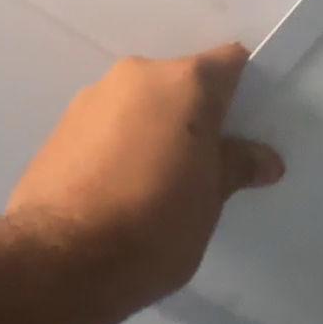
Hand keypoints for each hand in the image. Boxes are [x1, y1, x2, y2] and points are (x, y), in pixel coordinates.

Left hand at [6, 43, 284, 304]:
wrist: (58, 260)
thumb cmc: (153, 222)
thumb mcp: (209, 201)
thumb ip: (236, 166)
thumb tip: (264, 159)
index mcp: (184, 82)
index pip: (230, 63)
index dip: (245, 91)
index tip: (248, 127)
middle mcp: (137, 75)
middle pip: (181, 83)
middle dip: (195, 116)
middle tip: (205, 163)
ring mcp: (92, 98)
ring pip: (141, 104)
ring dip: (154, 130)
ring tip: (157, 183)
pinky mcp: (59, 128)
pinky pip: (107, 126)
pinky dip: (120, 146)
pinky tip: (120, 191)